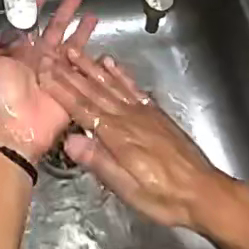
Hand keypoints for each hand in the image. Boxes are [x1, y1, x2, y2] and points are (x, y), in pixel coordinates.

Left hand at [0, 0, 96, 161]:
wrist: (16, 127)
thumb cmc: (0, 95)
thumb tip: (2, 31)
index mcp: (20, 53)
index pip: (30, 24)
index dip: (36, 7)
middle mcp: (39, 59)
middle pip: (55, 30)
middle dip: (65, 12)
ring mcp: (57, 72)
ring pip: (73, 45)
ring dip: (82, 30)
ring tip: (92, 14)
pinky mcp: (72, 87)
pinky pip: (83, 69)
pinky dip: (91, 57)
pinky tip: (100, 47)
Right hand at [38, 49, 234, 231]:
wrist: (205, 192)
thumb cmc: (164, 197)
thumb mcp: (128, 189)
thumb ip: (99, 162)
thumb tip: (69, 141)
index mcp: (117, 136)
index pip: (81, 107)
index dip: (60, 90)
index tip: (43, 73)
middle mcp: (127, 117)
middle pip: (92, 91)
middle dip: (69, 73)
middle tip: (50, 55)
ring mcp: (142, 112)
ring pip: (110, 84)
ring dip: (89, 67)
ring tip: (73, 51)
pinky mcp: (154, 113)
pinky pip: (132, 87)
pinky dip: (119, 73)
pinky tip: (109, 63)